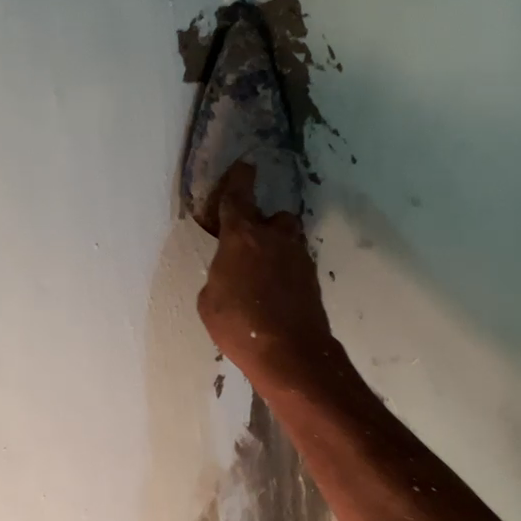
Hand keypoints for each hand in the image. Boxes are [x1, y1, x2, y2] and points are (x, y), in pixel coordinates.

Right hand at [197, 162, 341, 385]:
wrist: (290, 353)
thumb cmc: (239, 324)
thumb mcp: (209, 301)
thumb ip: (218, 276)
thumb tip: (229, 274)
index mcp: (241, 237)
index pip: (238, 197)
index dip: (239, 180)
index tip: (244, 167)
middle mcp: (274, 239)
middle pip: (274, 218)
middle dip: (264, 225)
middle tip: (251, 244)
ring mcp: (298, 259)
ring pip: (289, 240)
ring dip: (278, 248)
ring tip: (263, 272)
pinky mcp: (312, 281)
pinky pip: (296, 265)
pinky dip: (286, 272)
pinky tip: (275, 294)